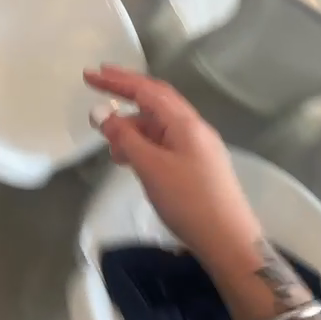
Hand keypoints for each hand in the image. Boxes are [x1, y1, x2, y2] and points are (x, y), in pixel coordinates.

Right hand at [88, 66, 263, 276]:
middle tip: (98, 84)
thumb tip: (101, 114)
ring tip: (109, 143)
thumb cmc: (188, 201)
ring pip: (159, 124)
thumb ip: (124, 137)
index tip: (90, 75)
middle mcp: (194, 128)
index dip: (117, 80)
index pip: (147, 91)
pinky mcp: (197, 165)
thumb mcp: (150, 166)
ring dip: (132, 125)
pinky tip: (129, 159)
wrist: (230, 244)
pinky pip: (164, 142)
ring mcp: (198, 147)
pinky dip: (142, 143)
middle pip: (156, 100)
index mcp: (185, 123)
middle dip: (126, 91)